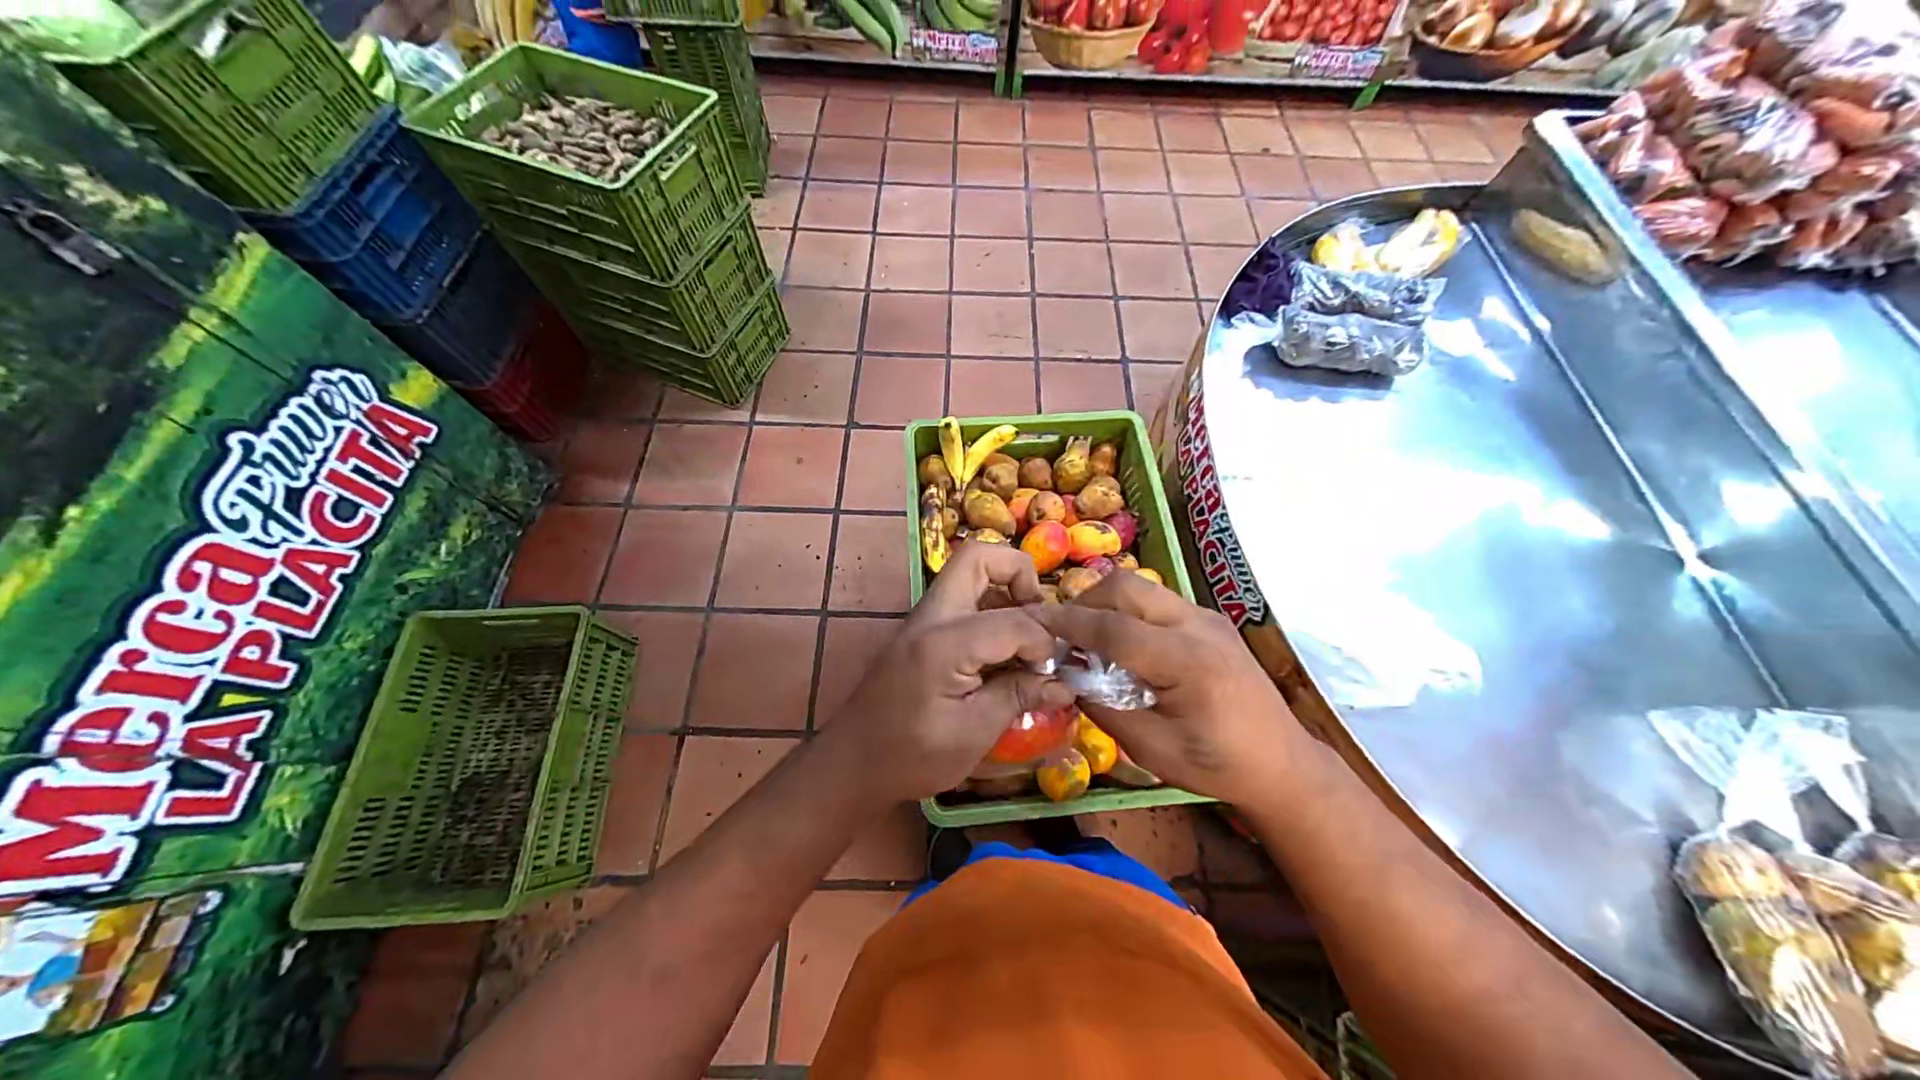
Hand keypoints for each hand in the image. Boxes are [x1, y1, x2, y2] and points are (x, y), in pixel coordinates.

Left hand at [819, 541, 1074, 803]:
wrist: (851, 763)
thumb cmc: (910, 756)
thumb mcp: (973, 734)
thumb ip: (1018, 697)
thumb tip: (1064, 682)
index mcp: (944, 643)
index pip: (1013, 620)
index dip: (1043, 643)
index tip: (1051, 673)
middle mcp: (932, 616)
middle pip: (980, 557)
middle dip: (1020, 575)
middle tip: (1040, 619)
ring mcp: (923, 619)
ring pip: (969, 571)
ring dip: (1005, 590)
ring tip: (1027, 635)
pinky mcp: (922, 630)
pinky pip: (962, 598)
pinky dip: (991, 609)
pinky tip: (1004, 652)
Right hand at [1029, 572, 1309, 806]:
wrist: (1283, 762)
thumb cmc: (1218, 764)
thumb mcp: (1152, 749)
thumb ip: (1104, 708)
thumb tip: (1066, 676)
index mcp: (1187, 661)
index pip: (1113, 628)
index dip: (1068, 625)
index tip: (1033, 624)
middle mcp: (1198, 626)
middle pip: (1126, 588)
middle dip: (1085, 602)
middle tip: (1062, 632)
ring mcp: (1207, 617)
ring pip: (1141, 587)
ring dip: (1106, 603)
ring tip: (1087, 637)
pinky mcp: (1209, 620)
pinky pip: (1157, 601)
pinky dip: (1128, 611)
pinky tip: (1121, 643)